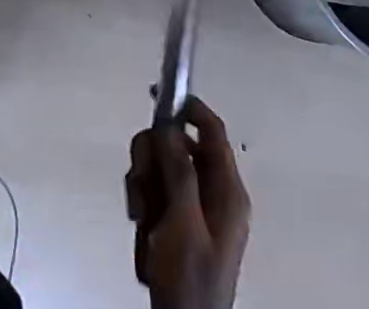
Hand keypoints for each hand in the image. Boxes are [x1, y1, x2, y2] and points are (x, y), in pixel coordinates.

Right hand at [126, 99, 250, 308]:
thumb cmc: (189, 276)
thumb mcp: (183, 223)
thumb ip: (179, 173)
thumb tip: (170, 128)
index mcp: (227, 191)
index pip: (213, 132)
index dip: (189, 108)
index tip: (158, 93)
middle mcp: (213, 191)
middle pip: (176, 145)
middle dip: (152, 158)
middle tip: (142, 183)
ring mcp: (194, 204)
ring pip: (159, 164)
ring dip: (143, 183)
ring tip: (141, 217)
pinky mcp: (177, 216)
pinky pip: (153, 187)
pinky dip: (141, 200)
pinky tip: (142, 225)